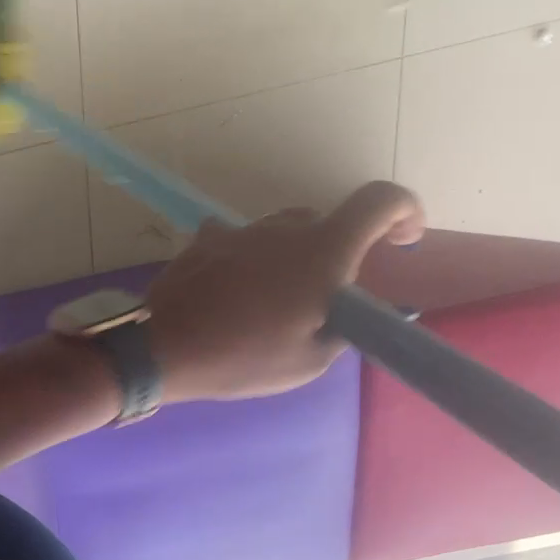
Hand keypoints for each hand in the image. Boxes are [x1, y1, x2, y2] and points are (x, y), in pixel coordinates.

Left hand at [146, 181, 424, 402]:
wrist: (156, 352)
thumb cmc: (239, 358)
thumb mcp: (310, 358)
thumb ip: (342, 327)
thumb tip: (350, 312)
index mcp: (322, 250)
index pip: (380, 201)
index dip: (403, 212)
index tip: (400, 241)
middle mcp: (279, 230)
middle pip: (322, 221)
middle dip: (333, 249)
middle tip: (319, 294)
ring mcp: (234, 233)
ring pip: (276, 231)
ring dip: (285, 255)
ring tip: (270, 298)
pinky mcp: (198, 245)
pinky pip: (235, 243)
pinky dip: (244, 260)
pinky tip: (231, 292)